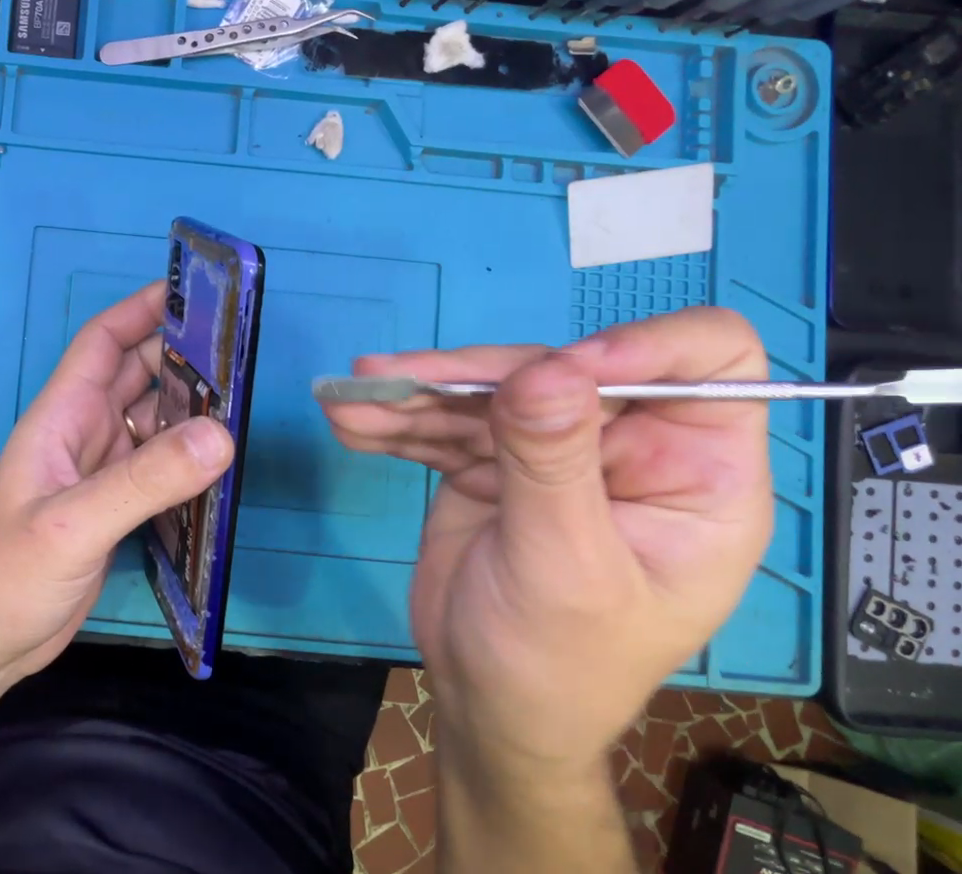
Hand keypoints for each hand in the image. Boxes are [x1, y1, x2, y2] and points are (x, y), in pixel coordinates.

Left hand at [0, 282, 234, 686]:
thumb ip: (144, 481)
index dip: (141, 311)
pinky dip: (185, 459)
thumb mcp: (74, 523)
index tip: (196, 293)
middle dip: (181, 358)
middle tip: (243, 350)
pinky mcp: (109, 509)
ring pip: (149, 423)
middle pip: (134, 377)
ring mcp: (95, 473)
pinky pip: (154, 468)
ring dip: (189, 410)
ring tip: (245, 403)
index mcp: (59, 419)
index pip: (100, 344)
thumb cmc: (10, 574)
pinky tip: (220, 464)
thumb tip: (221, 435)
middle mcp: (79, 435)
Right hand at [324, 308, 772, 777]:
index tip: (551, 371)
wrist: (486, 708)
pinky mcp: (488, 468)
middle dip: (467, 375)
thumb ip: (553, 463)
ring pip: (484, 396)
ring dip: (411, 397)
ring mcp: (550, 456)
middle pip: (555, 372)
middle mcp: (625, 450)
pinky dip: (394, 424)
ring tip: (347, 400)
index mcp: (694, 473)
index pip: (706, 367)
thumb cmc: (559, 660)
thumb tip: (545, 366)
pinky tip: (350, 423)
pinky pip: (442, 428)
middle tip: (386, 380)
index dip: (640, 347)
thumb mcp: (565, 566)